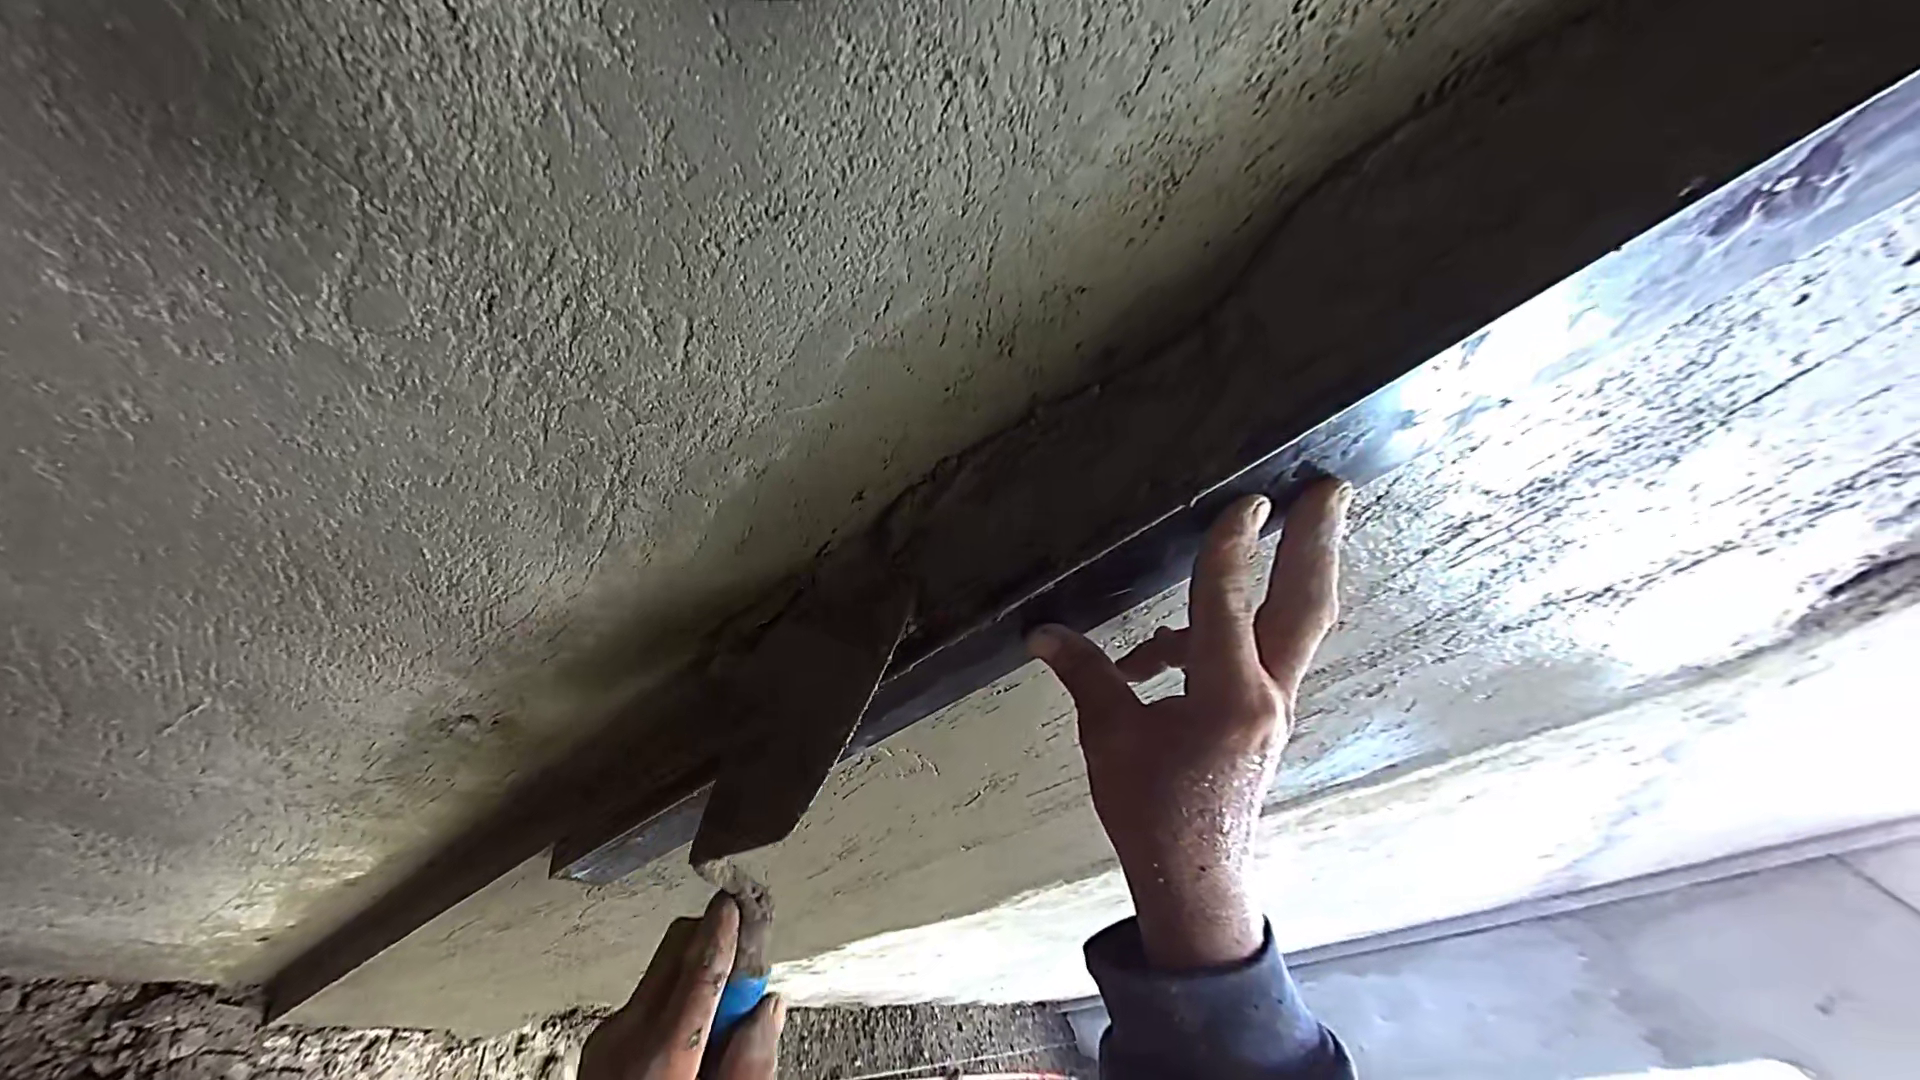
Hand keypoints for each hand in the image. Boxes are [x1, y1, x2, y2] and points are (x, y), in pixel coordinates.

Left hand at [579, 893, 786, 1079]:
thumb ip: (749, 1065)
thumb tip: (769, 1006)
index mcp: (658, 1058)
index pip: (699, 968)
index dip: (724, 927)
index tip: (740, 900)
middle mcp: (625, 1038)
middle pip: (679, 947)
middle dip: (716, 943)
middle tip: (747, 972)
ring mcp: (607, 1038)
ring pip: (665, 964)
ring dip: (700, 968)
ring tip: (721, 1012)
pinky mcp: (602, 1043)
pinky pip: (652, 991)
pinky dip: (680, 991)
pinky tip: (694, 1029)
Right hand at [1027, 479, 1349, 969]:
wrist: (1193, 880)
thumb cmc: (1153, 811)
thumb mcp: (1110, 738)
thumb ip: (1085, 673)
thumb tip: (1040, 632)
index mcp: (1227, 696)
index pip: (1229, 604)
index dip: (1232, 549)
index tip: (1246, 501)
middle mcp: (1265, 693)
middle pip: (1305, 606)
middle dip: (1317, 543)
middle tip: (1332, 490)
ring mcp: (1271, 704)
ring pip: (1287, 626)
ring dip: (1273, 579)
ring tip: (1248, 541)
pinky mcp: (1260, 714)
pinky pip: (1248, 654)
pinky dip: (1207, 636)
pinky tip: (1154, 653)